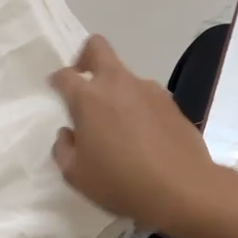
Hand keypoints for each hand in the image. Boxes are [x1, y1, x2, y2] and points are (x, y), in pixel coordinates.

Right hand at [50, 35, 222, 232]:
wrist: (181, 189)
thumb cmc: (120, 182)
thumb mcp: (76, 175)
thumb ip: (63, 149)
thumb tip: (68, 133)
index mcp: (89, 98)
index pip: (65, 75)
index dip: (56, 80)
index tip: (56, 89)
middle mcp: (119, 84)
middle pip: (98, 48)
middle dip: (85, 57)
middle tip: (84, 82)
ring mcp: (149, 91)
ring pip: (126, 78)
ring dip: (117, 93)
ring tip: (120, 129)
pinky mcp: (172, 104)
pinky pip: (147, 99)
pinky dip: (140, 110)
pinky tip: (144, 139)